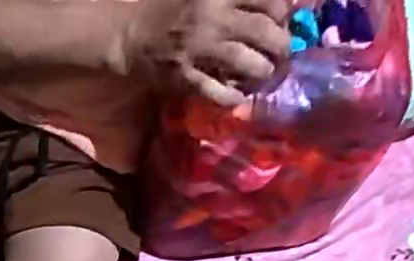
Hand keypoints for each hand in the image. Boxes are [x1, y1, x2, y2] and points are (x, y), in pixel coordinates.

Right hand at [121, 0, 294, 107]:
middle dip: (282, 46)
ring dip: (262, 73)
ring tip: (265, 75)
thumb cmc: (167, 3)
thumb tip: (280, 0)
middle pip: (265, 33)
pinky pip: (218, 93)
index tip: (284, 20)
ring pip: (247, 64)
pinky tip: (239, 98)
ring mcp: (199, 52)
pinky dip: (233, 98)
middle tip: (283, 54)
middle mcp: (214, 19)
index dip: (285, 10)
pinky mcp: (185, 79)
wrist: (129, 32)